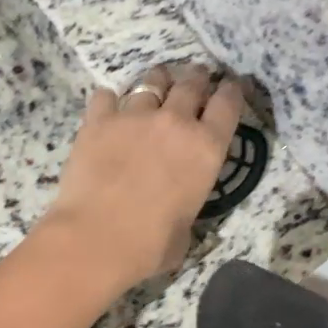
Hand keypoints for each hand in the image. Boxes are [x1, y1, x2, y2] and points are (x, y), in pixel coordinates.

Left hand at [37, 64, 242, 281]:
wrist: (95, 240)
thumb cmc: (147, 247)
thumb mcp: (185, 232)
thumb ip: (186, 207)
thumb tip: (177, 209)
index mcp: (206, 150)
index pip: (229, 104)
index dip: (232, 92)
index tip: (230, 88)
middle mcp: (175, 123)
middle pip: (192, 83)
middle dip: (197, 80)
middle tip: (194, 82)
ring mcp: (135, 117)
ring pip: (152, 81)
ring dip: (158, 82)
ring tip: (155, 86)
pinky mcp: (98, 121)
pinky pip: (106, 96)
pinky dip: (110, 100)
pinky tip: (108, 108)